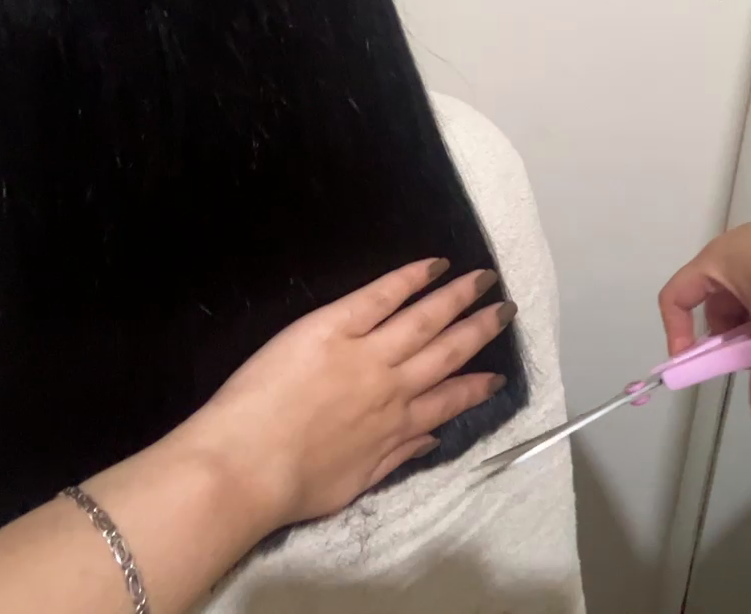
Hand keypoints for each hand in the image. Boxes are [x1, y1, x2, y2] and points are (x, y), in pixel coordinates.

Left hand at [166, 260, 512, 528]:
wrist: (244, 465)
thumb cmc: (289, 484)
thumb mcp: (353, 485)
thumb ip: (395, 459)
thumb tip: (430, 439)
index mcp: (394, 427)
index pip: (447, 402)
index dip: (476, 387)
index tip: (498, 375)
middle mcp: (392, 386)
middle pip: (446, 352)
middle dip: (480, 330)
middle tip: (506, 309)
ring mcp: (367, 352)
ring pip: (424, 319)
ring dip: (457, 298)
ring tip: (483, 280)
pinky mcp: (335, 325)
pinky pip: (381, 296)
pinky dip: (410, 278)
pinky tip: (433, 264)